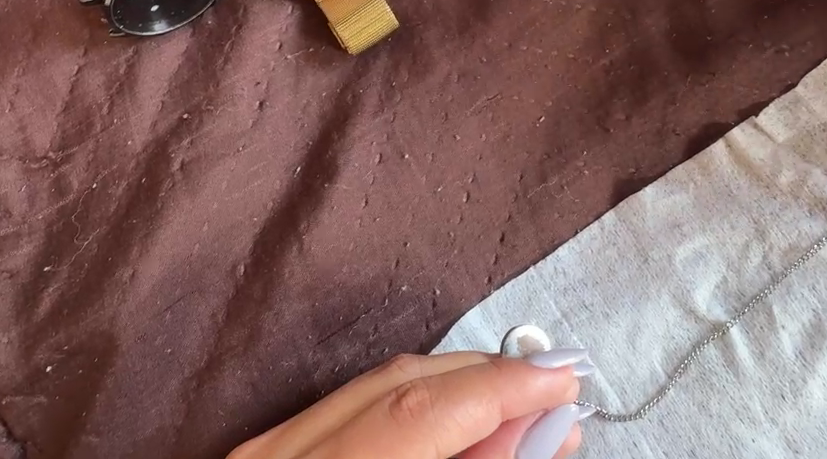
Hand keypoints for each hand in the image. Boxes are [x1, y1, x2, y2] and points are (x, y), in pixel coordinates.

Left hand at [228, 350, 592, 458]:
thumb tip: (535, 436)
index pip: (421, 412)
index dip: (503, 387)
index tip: (564, 377)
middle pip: (401, 383)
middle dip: (486, 376)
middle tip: (552, 386)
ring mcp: (265, 454)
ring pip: (376, 385)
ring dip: (452, 386)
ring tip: (513, 402)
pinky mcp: (263, 454)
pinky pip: (352, 406)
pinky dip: (412, 405)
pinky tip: (451, 423)